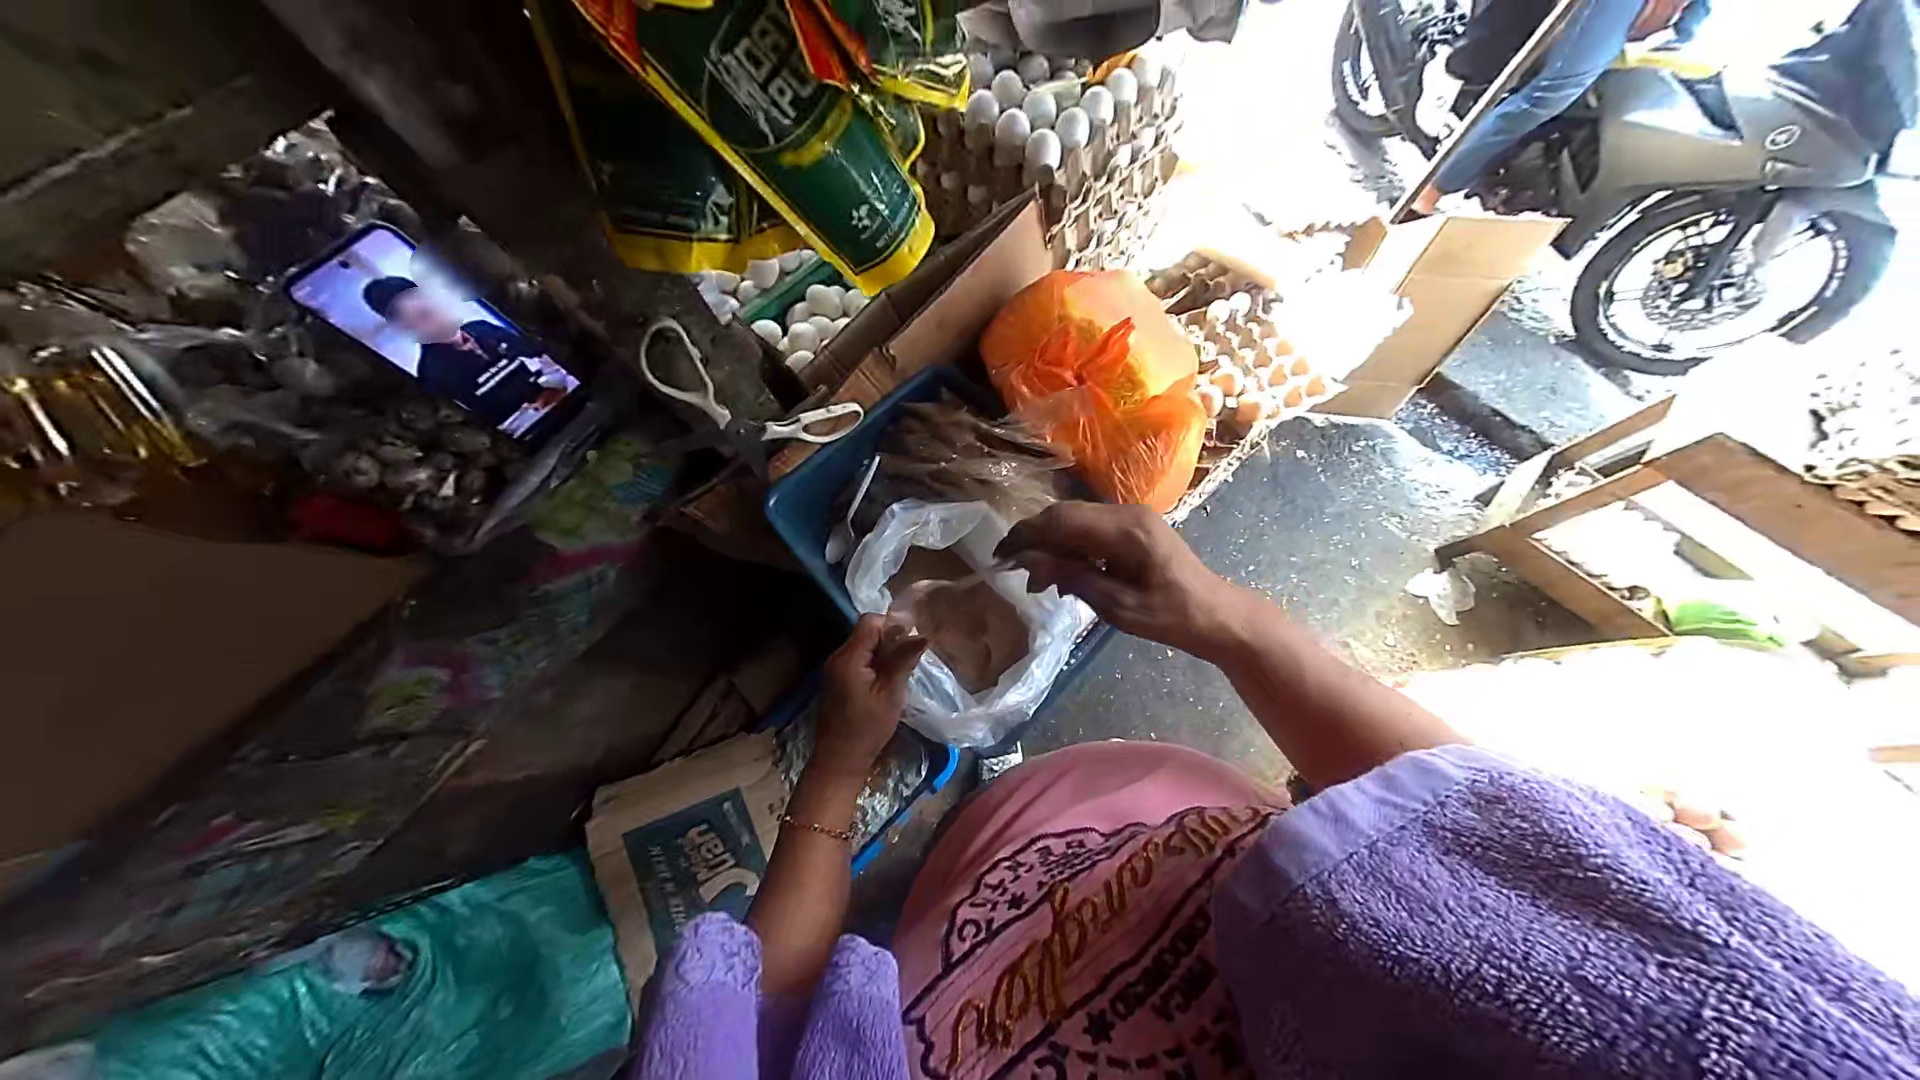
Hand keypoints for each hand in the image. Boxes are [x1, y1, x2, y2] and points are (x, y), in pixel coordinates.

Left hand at [812, 614, 927, 783]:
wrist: (839, 761)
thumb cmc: (867, 729)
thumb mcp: (891, 694)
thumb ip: (903, 661)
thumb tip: (921, 635)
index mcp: (848, 658)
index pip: (869, 622)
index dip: (891, 626)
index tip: (909, 644)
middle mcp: (837, 658)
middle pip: (865, 633)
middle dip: (888, 641)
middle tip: (907, 662)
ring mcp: (834, 670)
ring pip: (863, 647)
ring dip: (882, 654)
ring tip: (898, 675)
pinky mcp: (836, 681)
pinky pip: (857, 661)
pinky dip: (873, 665)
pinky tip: (884, 684)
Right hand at [996, 502, 1248, 658]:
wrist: (1217, 615)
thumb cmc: (1172, 617)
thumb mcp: (1119, 607)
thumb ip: (1074, 579)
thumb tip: (1031, 561)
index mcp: (1127, 529)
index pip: (1062, 520)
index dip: (1026, 536)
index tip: (1000, 556)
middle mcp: (1126, 513)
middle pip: (1064, 515)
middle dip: (1033, 539)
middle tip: (1012, 569)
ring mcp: (1130, 517)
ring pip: (1074, 521)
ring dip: (1050, 547)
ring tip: (1037, 582)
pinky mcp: (1131, 528)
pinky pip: (1089, 531)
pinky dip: (1069, 549)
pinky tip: (1062, 576)